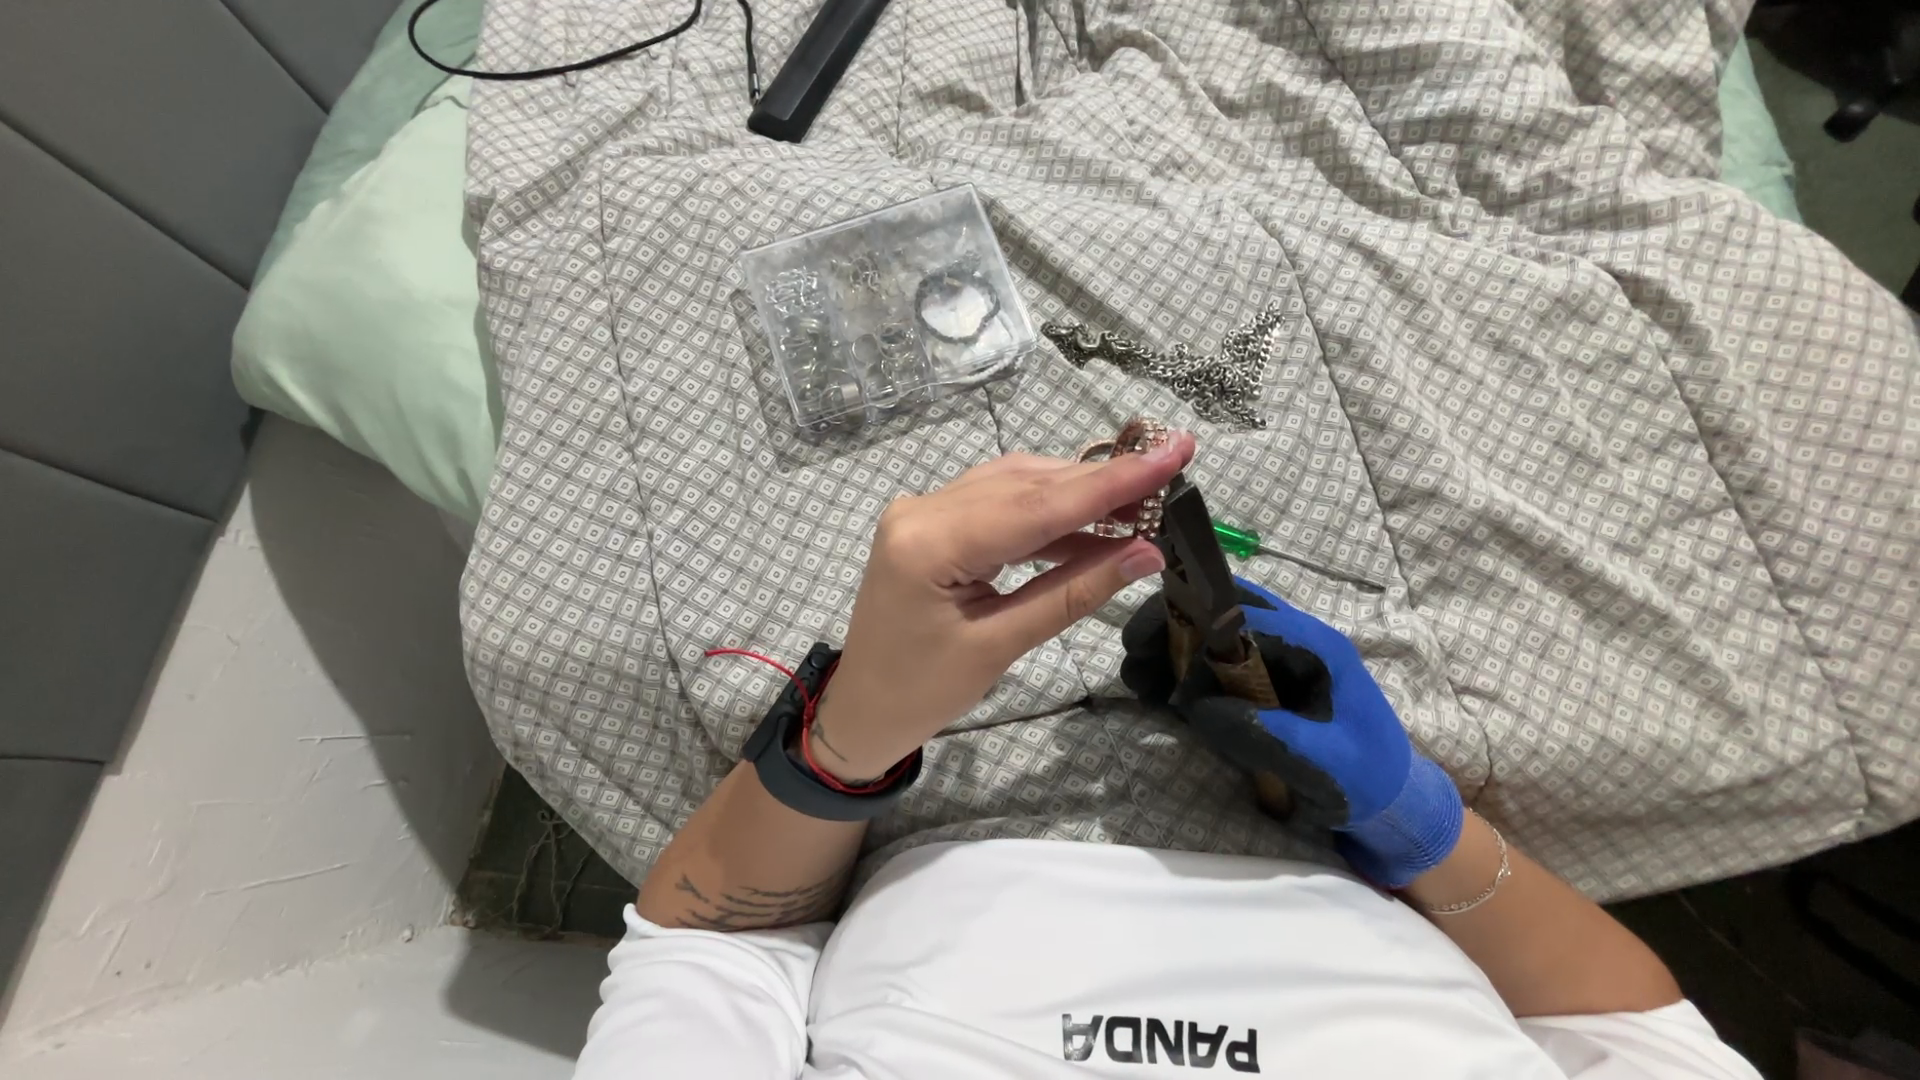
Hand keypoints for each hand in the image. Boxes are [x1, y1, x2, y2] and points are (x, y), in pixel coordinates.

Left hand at [808, 433, 1196, 782]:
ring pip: (1014, 486)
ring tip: (1140, 505)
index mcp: (929, 542)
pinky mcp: (929, 521)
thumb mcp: (1001, 646)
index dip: (1112, 481)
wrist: (861, 708)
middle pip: (1026, 485)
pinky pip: (996, 503)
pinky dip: (1045, 513)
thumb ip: (1073, 592)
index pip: (1038, 504)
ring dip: (1076, 495)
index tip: (1173, 451)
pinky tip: (1089, 525)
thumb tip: (1147, 552)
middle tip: (1170, 474)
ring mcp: (922, 510)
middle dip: (1101, 482)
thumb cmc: (923, 693)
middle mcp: (922, 509)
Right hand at [1122, 577, 1462, 887]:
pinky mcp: (1261, 682)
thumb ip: (1263, 733)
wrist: (1389, 802)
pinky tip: (1153, 690)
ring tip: (1135, 676)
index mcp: (1315, 647)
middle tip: (1133, 652)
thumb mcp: (1322, 764)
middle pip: (1222, 610)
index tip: (1153, 648)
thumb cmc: (1364, 780)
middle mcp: (1292, 641)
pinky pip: (1214, 662)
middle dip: (1172, 624)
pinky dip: (1180, 670)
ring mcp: (1275, 659)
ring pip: (1212, 632)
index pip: (1245, 615)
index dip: (1194, 625)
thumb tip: (1198, 705)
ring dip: (1170, 646)